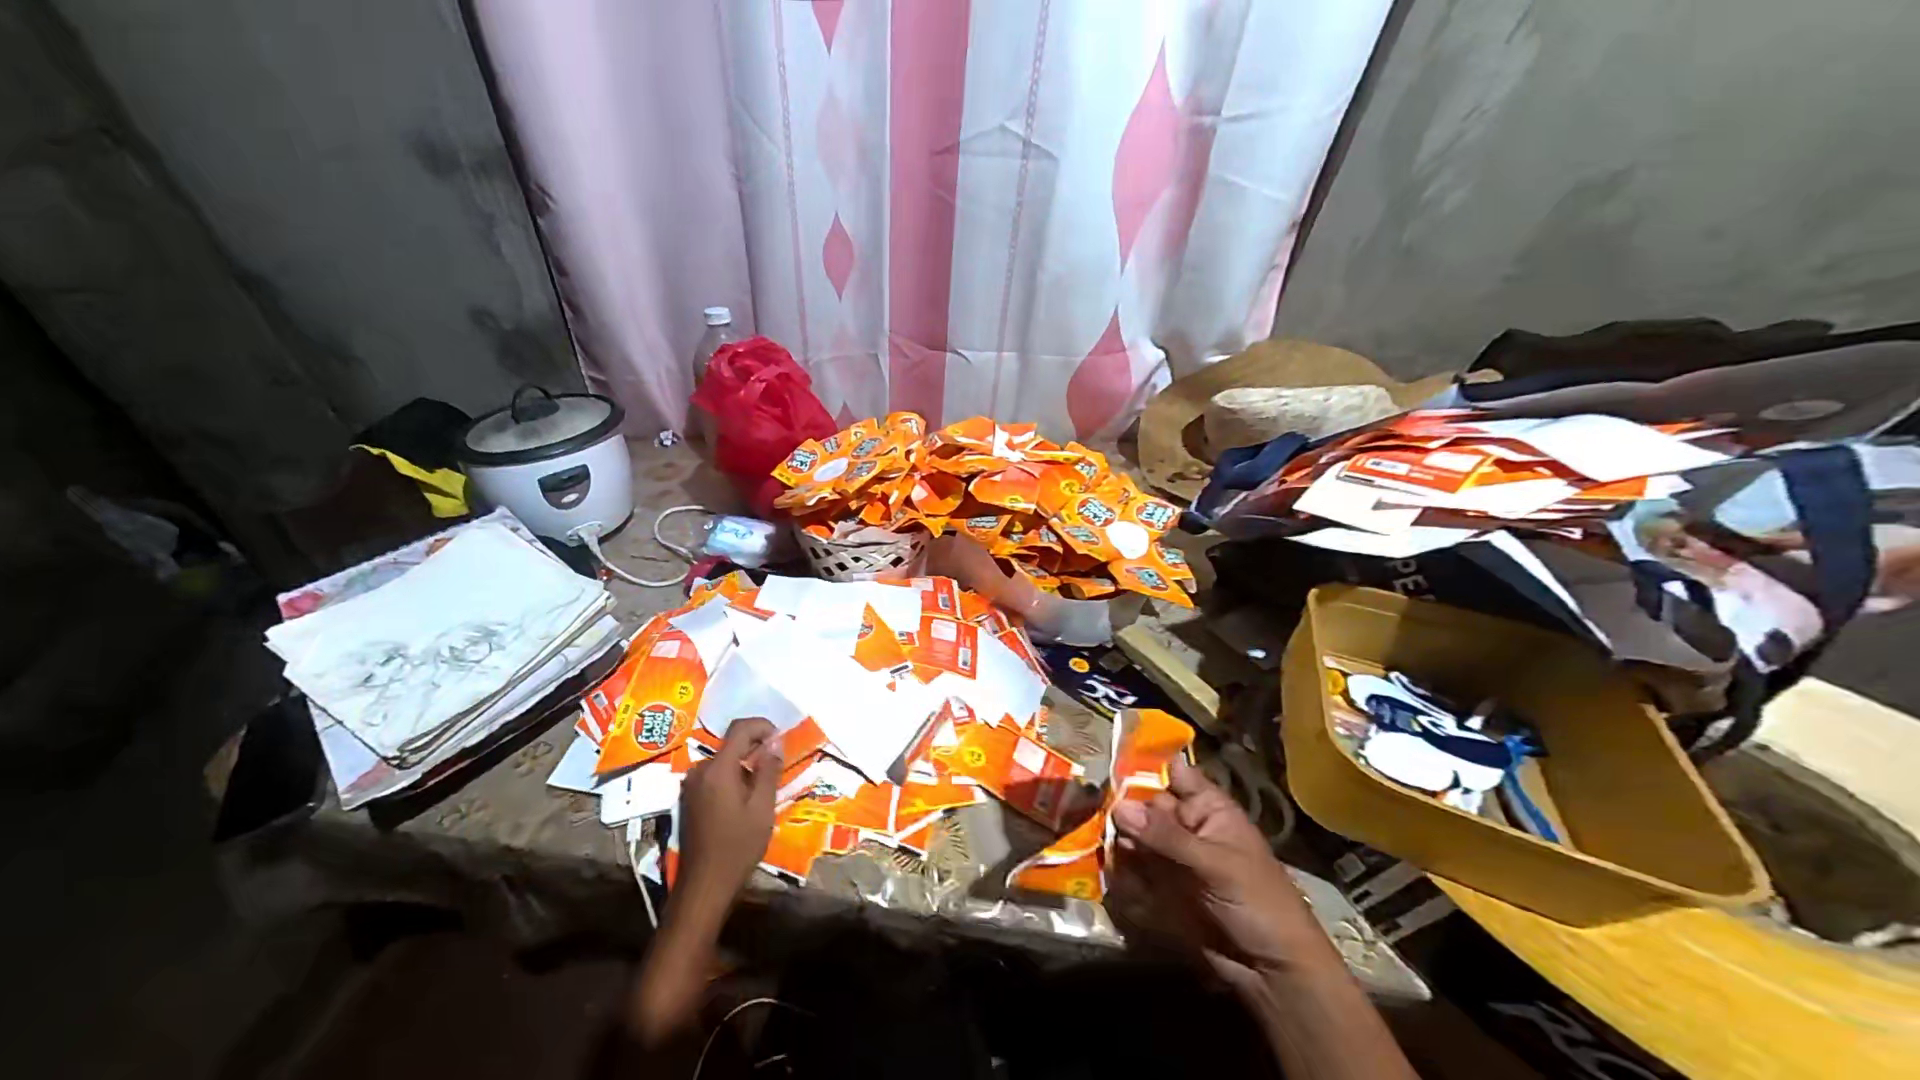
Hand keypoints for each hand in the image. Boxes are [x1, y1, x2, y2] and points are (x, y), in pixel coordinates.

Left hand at [674, 717, 778, 911]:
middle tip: (776, 769)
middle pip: (731, 745)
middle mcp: (699, 771)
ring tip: (763, 791)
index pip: (740, 728)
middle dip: (755, 750)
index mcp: (717, 769)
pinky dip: (732, 779)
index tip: (780, 739)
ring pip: (724, 762)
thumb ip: (769, 771)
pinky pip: (714, 776)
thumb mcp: (762, 808)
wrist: (704, 885)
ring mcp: (690, 785)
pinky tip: (744, 802)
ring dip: (744, 767)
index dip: (762, 726)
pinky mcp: (688, 799)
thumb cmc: (738, 846)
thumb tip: (774, 743)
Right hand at [1110, 758, 1337, 993]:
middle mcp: (1186, 826)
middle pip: (1146, 803)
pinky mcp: (1159, 885)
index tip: (1109, 757)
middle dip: (1121, 803)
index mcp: (1208, 809)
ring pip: (1134, 833)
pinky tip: (1109, 866)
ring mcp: (1171, 856)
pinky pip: (1132, 866)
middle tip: (1091, 806)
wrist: (1271, 970)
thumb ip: (1166, 836)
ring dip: (1116, 836)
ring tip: (1095, 838)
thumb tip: (1119, 807)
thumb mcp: (1215, 864)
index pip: (1173, 773)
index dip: (1145, 763)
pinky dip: (1119, 865)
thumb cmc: (1258, 903)